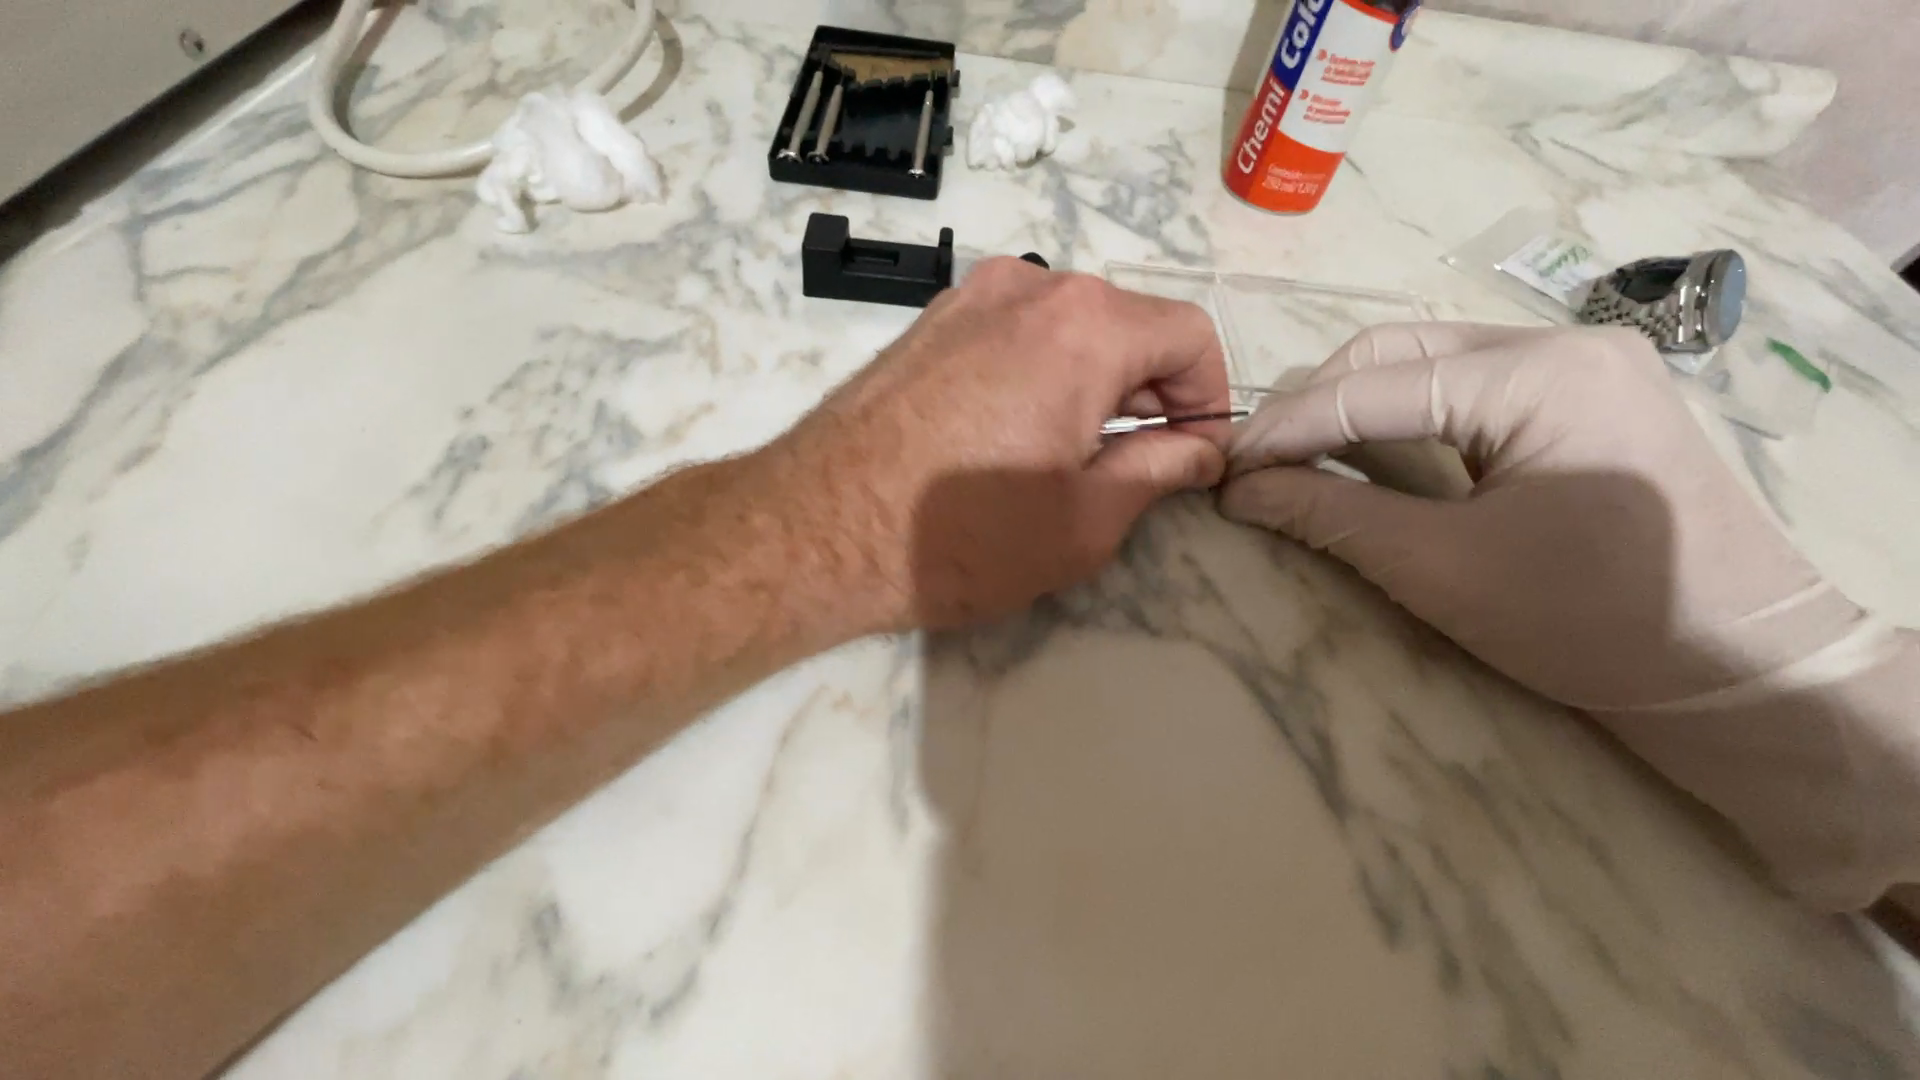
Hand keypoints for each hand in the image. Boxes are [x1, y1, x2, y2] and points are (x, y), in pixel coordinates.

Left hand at [773, 257, 1230, 631]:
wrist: (813, 531)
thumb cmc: (961, 537)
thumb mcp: (1084, 522)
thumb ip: (1159, 471)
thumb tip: (1200, 450)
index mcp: (1083, 326)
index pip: (1189, 337)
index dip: (1207, 399)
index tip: (1193, 459)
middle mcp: (1029, 287)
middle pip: (1128, 327)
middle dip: (1150, 395)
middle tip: (1137, 470)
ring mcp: (969, 298)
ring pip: (1069, 329)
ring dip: (1094, 385)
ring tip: (1072, 459)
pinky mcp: (929, 323)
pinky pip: (1015, 335)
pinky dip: (1041, 374)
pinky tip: (1016, 436)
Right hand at [1219, 321, 1870, 710]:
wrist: (1740, 669)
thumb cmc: (1589, 623)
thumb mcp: (1441, 569)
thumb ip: (1330, 515)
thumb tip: (1237, 490)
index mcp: (1539, 375)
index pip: (1369, 386)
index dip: (1282, 428)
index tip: (1219, 465)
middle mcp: (1560, 342)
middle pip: (1392, 352)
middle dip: (1311, 405)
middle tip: (1256, 464)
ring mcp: (1576, 361)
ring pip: (1420, 360)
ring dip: (1348, 406)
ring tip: (1296, 459)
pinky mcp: (1577, 392)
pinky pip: (1457, 384)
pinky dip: (1395, 415)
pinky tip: (1362, 451)